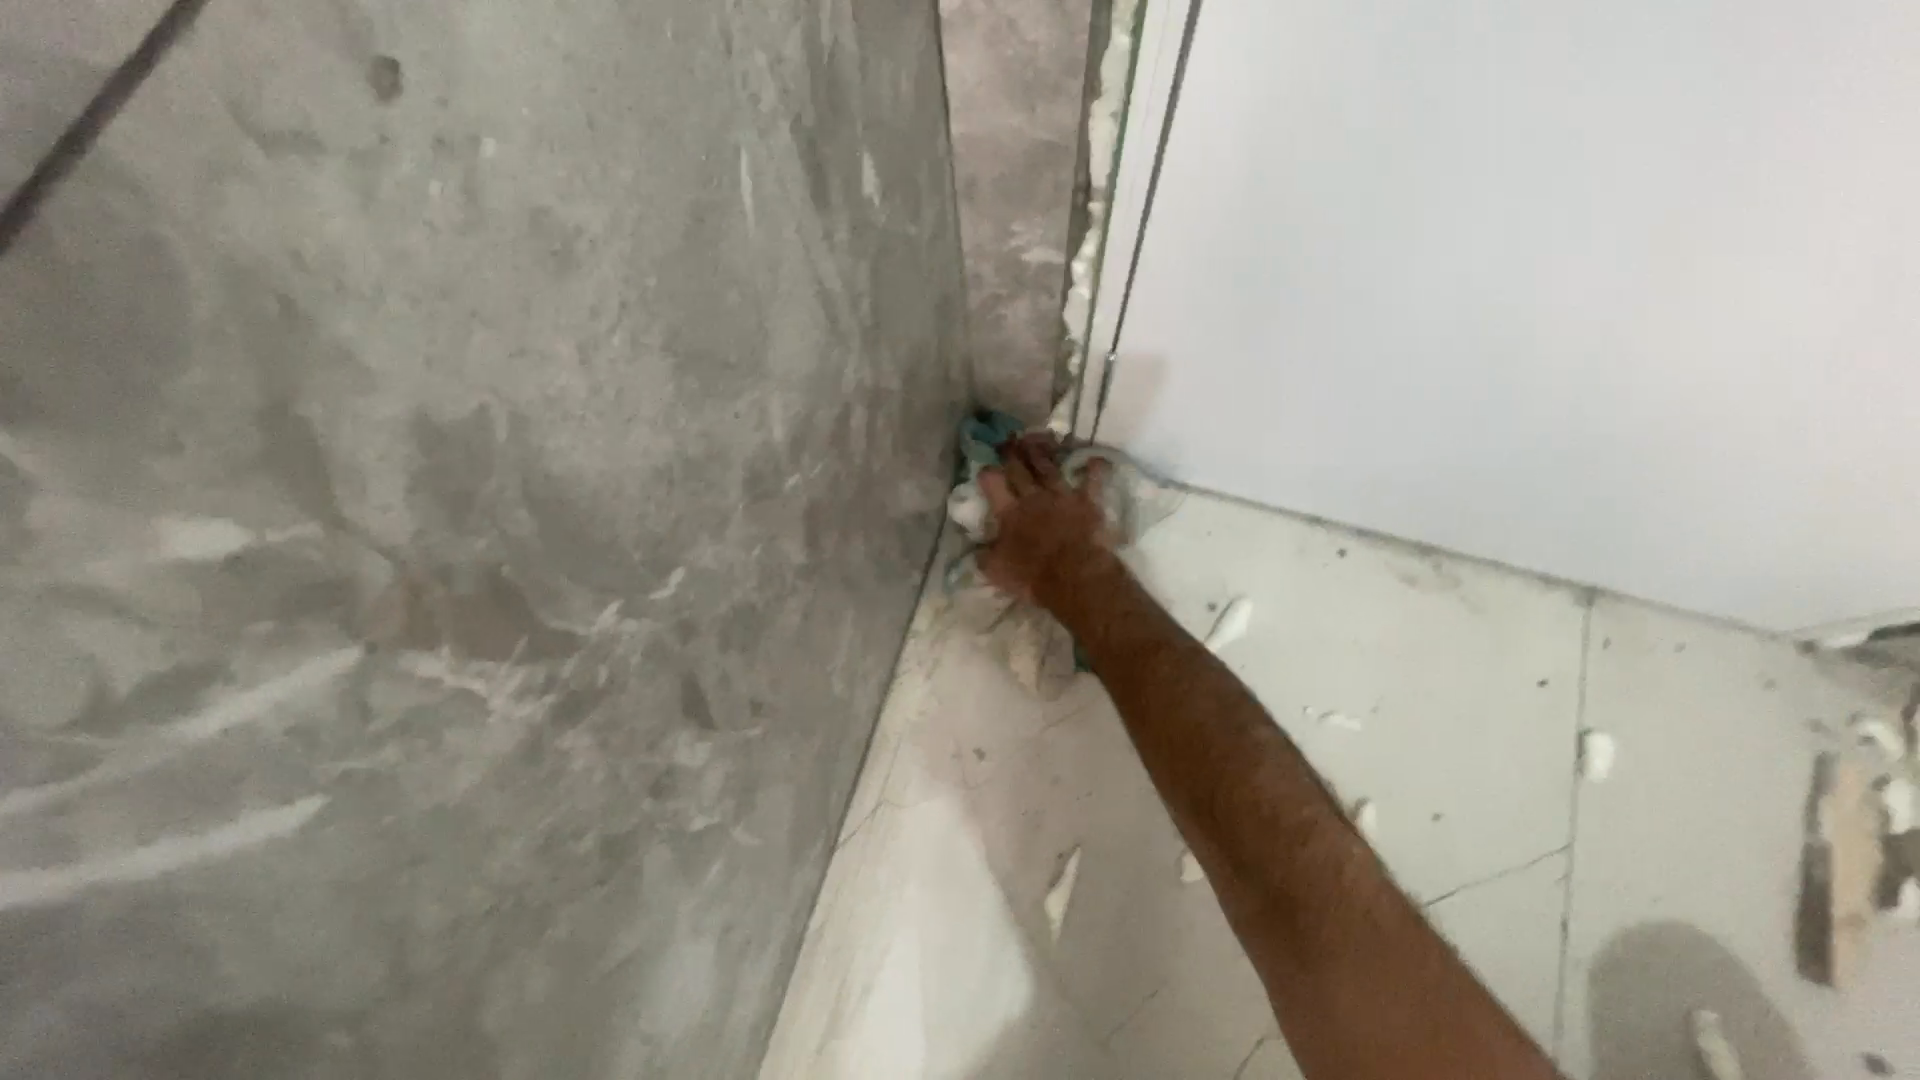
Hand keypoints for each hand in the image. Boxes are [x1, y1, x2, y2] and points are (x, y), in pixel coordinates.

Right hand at [977, 435, 1114, 604]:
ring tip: (1036, 439)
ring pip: (1049, 468)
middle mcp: (1033, 497)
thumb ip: (984, 555)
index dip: (988, 473)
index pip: (993, 483)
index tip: (986, 470)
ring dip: (1042, 453)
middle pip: (1020, 469)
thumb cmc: (1031, 576)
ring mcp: (1062, 496)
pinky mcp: (1087, 502)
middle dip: (1012, 454)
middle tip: (1009, 441)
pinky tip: (1096, 459)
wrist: (1074, 576)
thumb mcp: (996, 571)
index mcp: (1009, 512)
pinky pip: (1092, 481)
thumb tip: (977, 548)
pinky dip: (1095, 470)